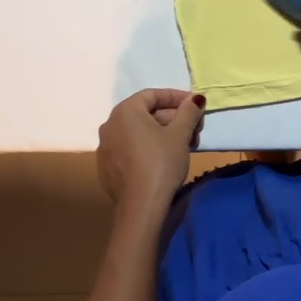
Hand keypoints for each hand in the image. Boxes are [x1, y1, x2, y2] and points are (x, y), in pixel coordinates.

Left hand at [97, 88, 206, 203]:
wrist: (141, 205)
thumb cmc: (162, 162)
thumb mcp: (180, 134)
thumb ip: (188, 112)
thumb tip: (195, 99)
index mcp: (125, 112)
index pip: (152, 95)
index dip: (176, 97)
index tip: (195, 106)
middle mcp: (109, 126)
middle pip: (145, 114)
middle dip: (172, 119)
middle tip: (194, 129)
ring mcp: (105, 148)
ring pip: (138, 133)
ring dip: (162, 134)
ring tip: (184, 145)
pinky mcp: (107, 168)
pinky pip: (130, 149)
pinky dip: (148, 148)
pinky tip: (164, 160)